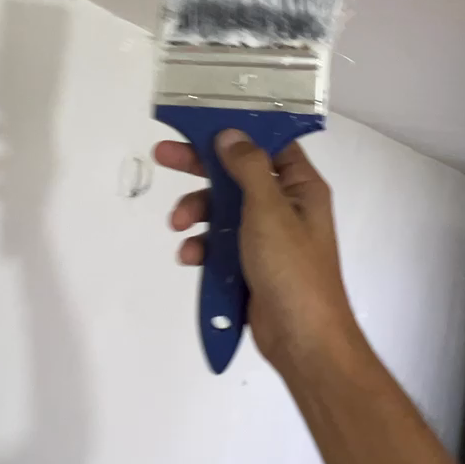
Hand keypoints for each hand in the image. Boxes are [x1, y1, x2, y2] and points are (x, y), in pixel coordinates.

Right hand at [154, 131, 360, 375]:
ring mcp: (265, 236)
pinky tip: (190, 256)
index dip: (236, 132)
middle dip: (199, 169)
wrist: (301, 340)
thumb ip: (247, 168)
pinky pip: (218, 243)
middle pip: (235, 174)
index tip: (202, 123)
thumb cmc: (292, 268)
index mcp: (299, 187)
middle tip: (162, 155)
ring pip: (221, 209)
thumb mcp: (270, 210)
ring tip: (179, 226)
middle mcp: (283, 206)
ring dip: (196, 213)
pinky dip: (202, 246)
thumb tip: (230, 134)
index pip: (267, 145)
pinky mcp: (249, 264)